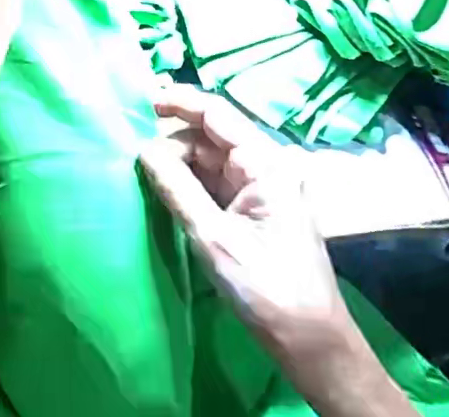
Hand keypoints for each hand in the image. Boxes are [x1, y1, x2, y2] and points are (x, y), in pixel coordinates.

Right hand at [138, 87, 349, 353]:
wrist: (311, 347)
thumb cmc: (268, 289)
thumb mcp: (214, 238)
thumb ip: (177, 187)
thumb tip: (142, 147)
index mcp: (266, 165)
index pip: (217, 114)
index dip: (179, 102)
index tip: (141, 102)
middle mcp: (264, 167)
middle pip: (209, 135)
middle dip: (172, 138)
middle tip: (137, 153)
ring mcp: (257, 188)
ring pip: (207, 157)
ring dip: (177, 160)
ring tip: (145, 169)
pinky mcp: (249, 208)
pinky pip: (211, 179)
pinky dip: (186, 179)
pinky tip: (163, 186)